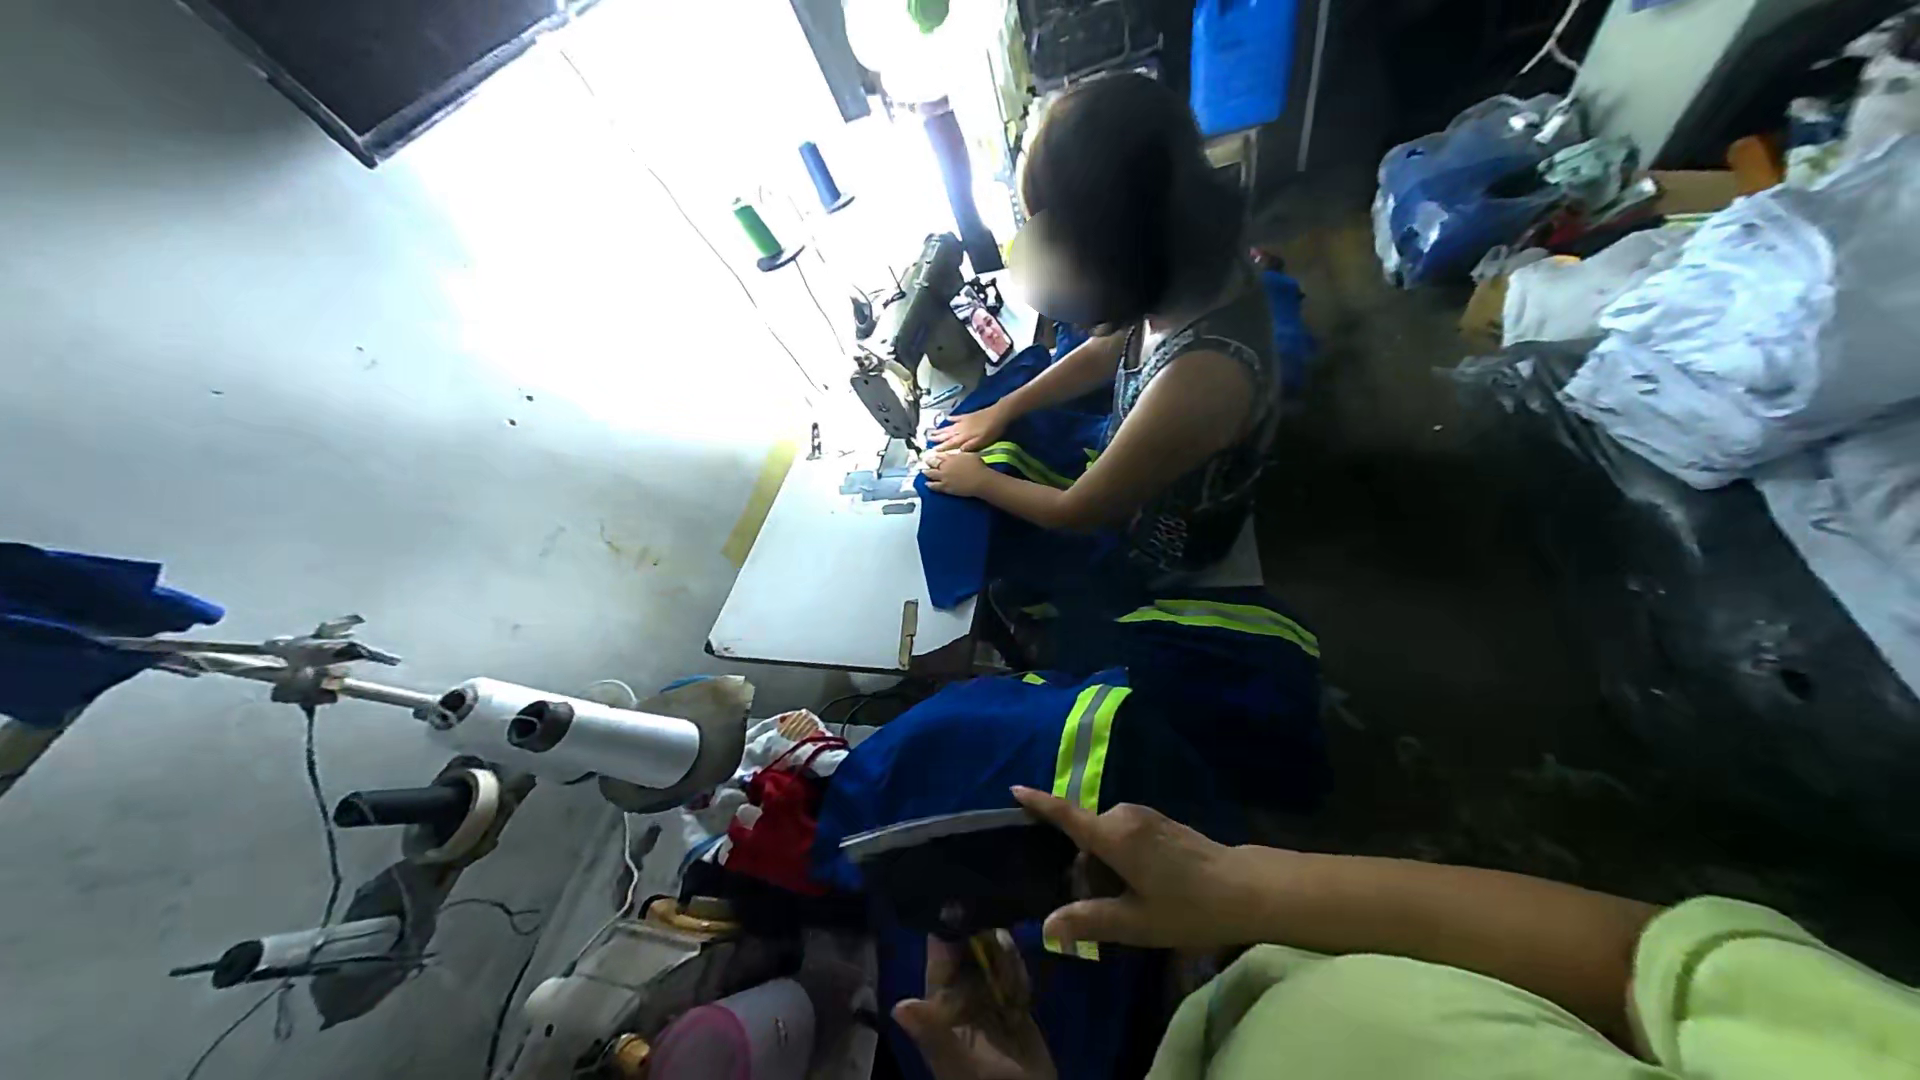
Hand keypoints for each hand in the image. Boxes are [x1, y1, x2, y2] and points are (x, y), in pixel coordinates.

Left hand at [893, 933, 1056, 1079]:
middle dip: (983, 939)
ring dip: (1004, 956)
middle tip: (996, 939)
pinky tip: (1022, 992)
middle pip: (970, 949)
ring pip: (995, 956)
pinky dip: (1020, 973)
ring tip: (1010, 973)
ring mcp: (990, 996)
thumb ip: (932, 1032)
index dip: (950, 934)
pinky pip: (1016, 973)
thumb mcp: (955, 1064)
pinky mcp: (1016, 1002)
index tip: (962, 911)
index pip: (941, 957)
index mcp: (942, 1003)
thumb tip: (898, 1007)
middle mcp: (964, 993)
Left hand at [923, 451, 992, 497]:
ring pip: (931, 474)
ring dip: (926, 472)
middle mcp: (945, 466)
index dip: (934, 454)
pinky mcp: (945, 487)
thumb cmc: (978, 466)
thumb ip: (961, 453)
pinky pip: (934, 486)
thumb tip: (957, 452)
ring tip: (923, 471)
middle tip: (925, 461)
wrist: (980, 480)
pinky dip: (929, 484)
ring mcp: (944, 477)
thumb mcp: (970, 455)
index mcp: (951, 457)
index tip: (930, 454)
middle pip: (933, 463)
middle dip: (928, 461)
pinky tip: (926, 484)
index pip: (939, 454)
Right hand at [930, 404, 1009, 451]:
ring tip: (932, 432)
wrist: (998, 414)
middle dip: (937, 438)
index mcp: (963, 437)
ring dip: (940, 430)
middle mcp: (960, 429)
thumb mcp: (981, 442)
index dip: (941, 448)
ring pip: (949, 427)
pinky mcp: (968, 416)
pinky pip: (957, 417)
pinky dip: (951, 418)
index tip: (932, 451)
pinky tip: (947, 418)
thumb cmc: (991, 431)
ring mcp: (964, 421)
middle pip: (946, 434)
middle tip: (928, 440)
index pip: (950, 444)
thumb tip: (957, 452)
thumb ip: (969, 447)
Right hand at [1012, 786, 1264, 949]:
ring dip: (1102, 861)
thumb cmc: (1187, 906)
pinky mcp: (1158, 821)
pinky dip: (1119, 854)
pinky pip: (1123, 833)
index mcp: (1113, 836)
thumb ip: (1089, 920)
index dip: (1039, 802)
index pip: (1066, 814)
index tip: (1014, 788)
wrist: (1244, 888)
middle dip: (1080, 863)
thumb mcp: (1136, 922)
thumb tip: (1046, 926)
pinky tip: (1140, 885)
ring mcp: (1143, 815)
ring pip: (1105, 835)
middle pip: (1085, 833)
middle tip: (1093, 904)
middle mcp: (1123, 816)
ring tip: (1122, 901)